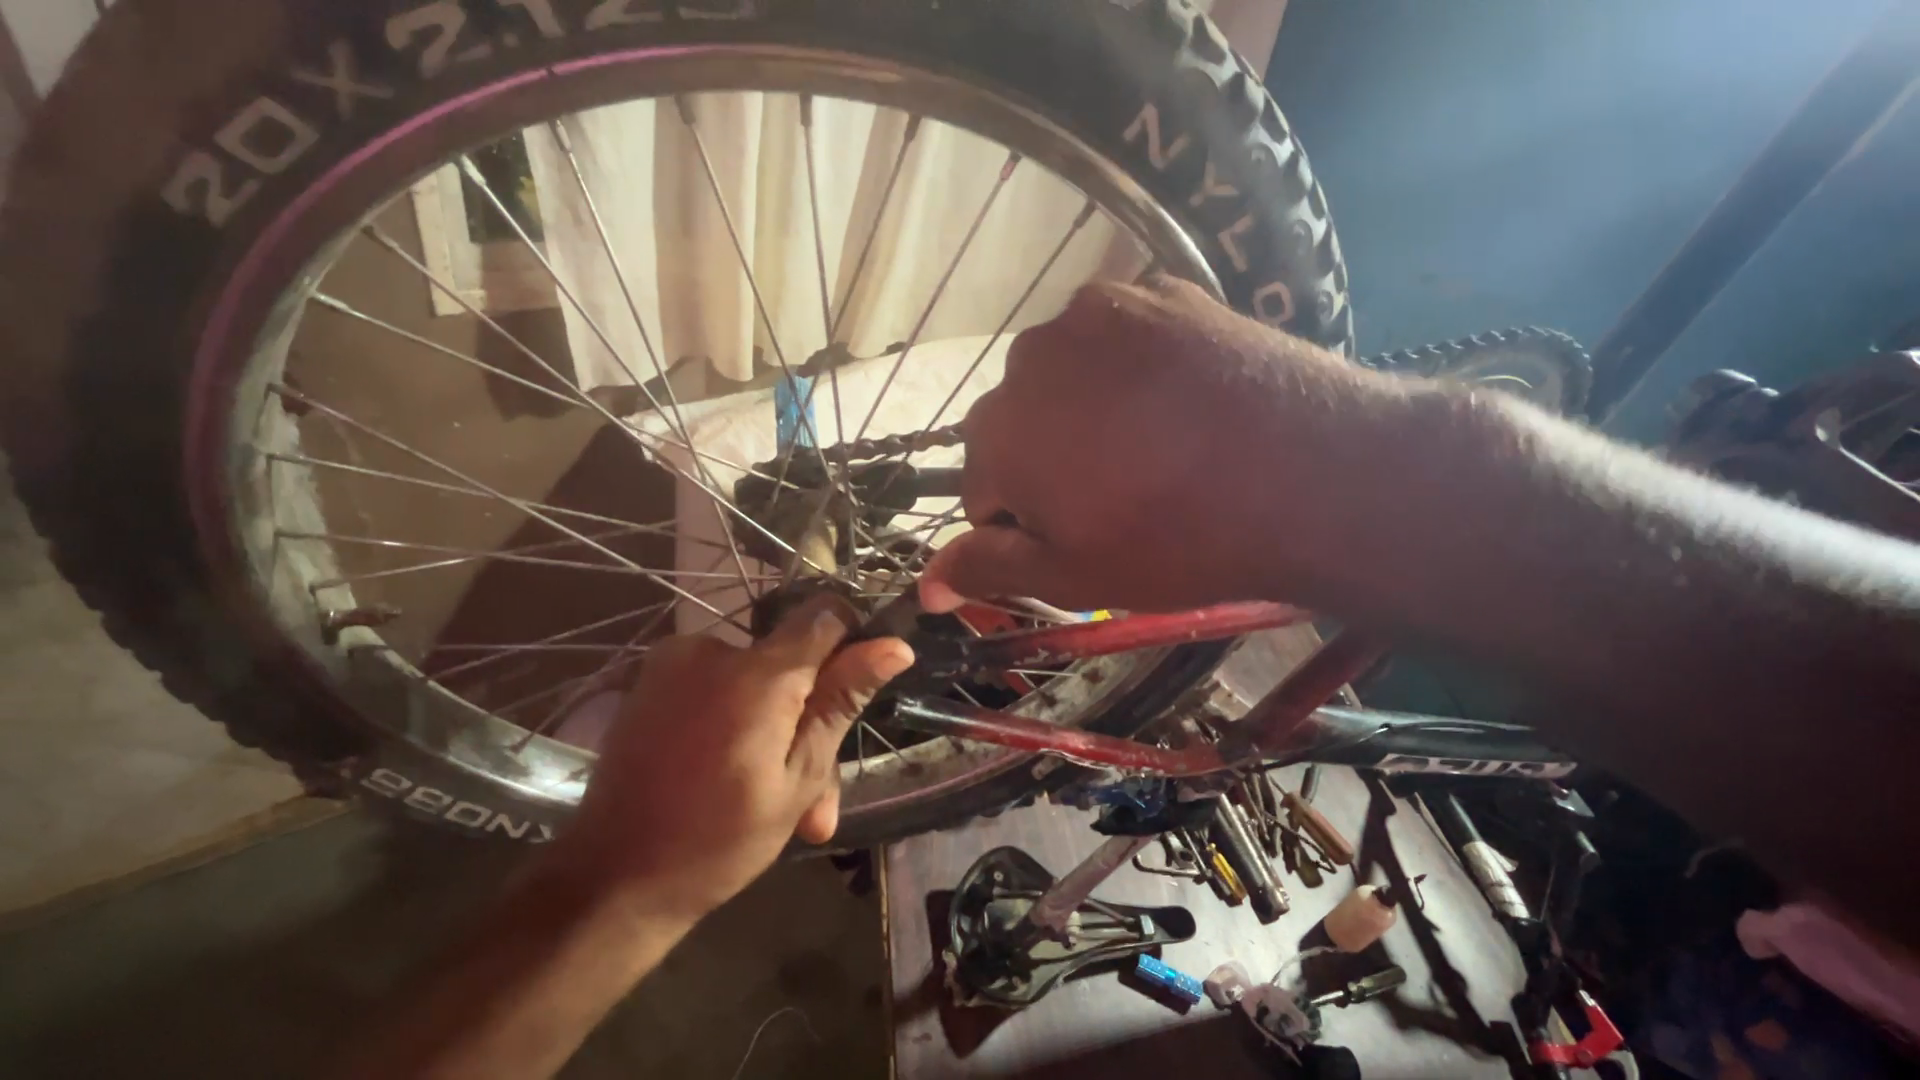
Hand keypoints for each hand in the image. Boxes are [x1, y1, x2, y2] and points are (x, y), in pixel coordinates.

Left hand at [550, 597, 912, 918]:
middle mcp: (712, 648)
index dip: (852, 643)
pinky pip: (717, 687)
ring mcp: (673, 662)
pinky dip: (736, 723)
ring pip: (755, 681)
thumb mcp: (798, 777)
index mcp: (757, 673)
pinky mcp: (651, 681)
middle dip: (811, 717)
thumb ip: (841, 703)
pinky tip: (737, 777)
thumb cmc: (718, 842)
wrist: (610, 880)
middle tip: (818, 795)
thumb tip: (895, 645)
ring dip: (775, 729)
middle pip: (790, 660)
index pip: (825, 615)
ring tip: (780, 802)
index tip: (858, 691)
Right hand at [921, 277, 1426, 614]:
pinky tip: (1184, 400)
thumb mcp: (1075, 576)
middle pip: (1019, 421)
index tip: (1078, 536)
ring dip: (1087, 406)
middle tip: (1121, 495)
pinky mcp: (1161, 289)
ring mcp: (1098, 311)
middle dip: (1049, 458)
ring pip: (1067, 373)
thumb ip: (990, 569)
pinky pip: (1122, 337)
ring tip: (1156, 445)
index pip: (981, 485)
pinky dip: (1135, 367)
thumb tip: (922, 583)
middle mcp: (1030, 357)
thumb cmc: (1180, 540)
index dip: (1025, 521)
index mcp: (999, 431)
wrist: (1315, 473)